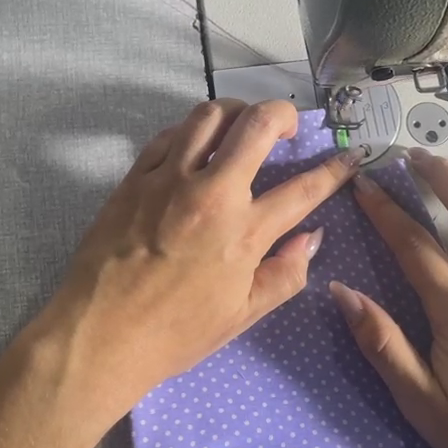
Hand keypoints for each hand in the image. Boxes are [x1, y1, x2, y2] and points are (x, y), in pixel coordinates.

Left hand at [24, 98, 357, 415]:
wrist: (99, 334)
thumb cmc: (175, 333)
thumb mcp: (243, 314)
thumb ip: (285, 273)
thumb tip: (312, 237)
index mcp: (245, 232)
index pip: (304, 189)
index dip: (334, 170)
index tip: (348, 157)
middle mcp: (212, 193)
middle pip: (258, 124)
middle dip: (284, 113)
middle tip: (288, 125)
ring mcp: (170, 178)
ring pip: (210, 114)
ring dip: (235, 112)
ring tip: (240, 128)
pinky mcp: (136, 176)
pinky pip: (169, 133)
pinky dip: (190, 131)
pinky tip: (195, 147)